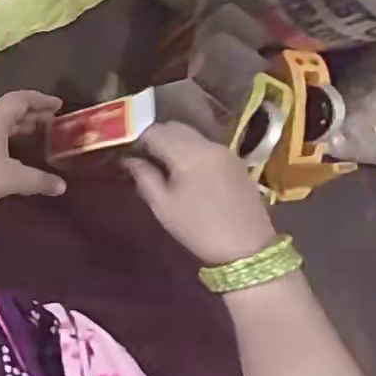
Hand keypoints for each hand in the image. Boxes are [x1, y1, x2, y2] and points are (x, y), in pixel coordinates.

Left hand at [0, 90, 66, 211]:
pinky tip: (10, 154)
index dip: (41, 100)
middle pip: (9, 110)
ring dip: (17, 127)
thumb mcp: (10, 180)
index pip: (21, 99)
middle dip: (32, 114)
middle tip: (51, 122)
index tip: (58, 105)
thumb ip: (38, 181)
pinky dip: (4, 138)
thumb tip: (61, 186)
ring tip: (34, 136)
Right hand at [123, 123, 276, 264]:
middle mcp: (208, 144)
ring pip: (191, 135)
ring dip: (173, 143)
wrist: (247, 248)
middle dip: (155, 137)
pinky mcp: (235, 161)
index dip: (137, 139)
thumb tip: (129, 160)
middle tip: (142, 158)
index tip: (128, 155)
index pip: (155, 131)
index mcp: (189, 154)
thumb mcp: (163, 206)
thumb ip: (144, 177)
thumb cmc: (198, 228)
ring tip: (162, 165)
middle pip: (175, 127)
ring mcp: (225, 151)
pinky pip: (205, 146)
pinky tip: (185, 171)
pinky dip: (190, 150)